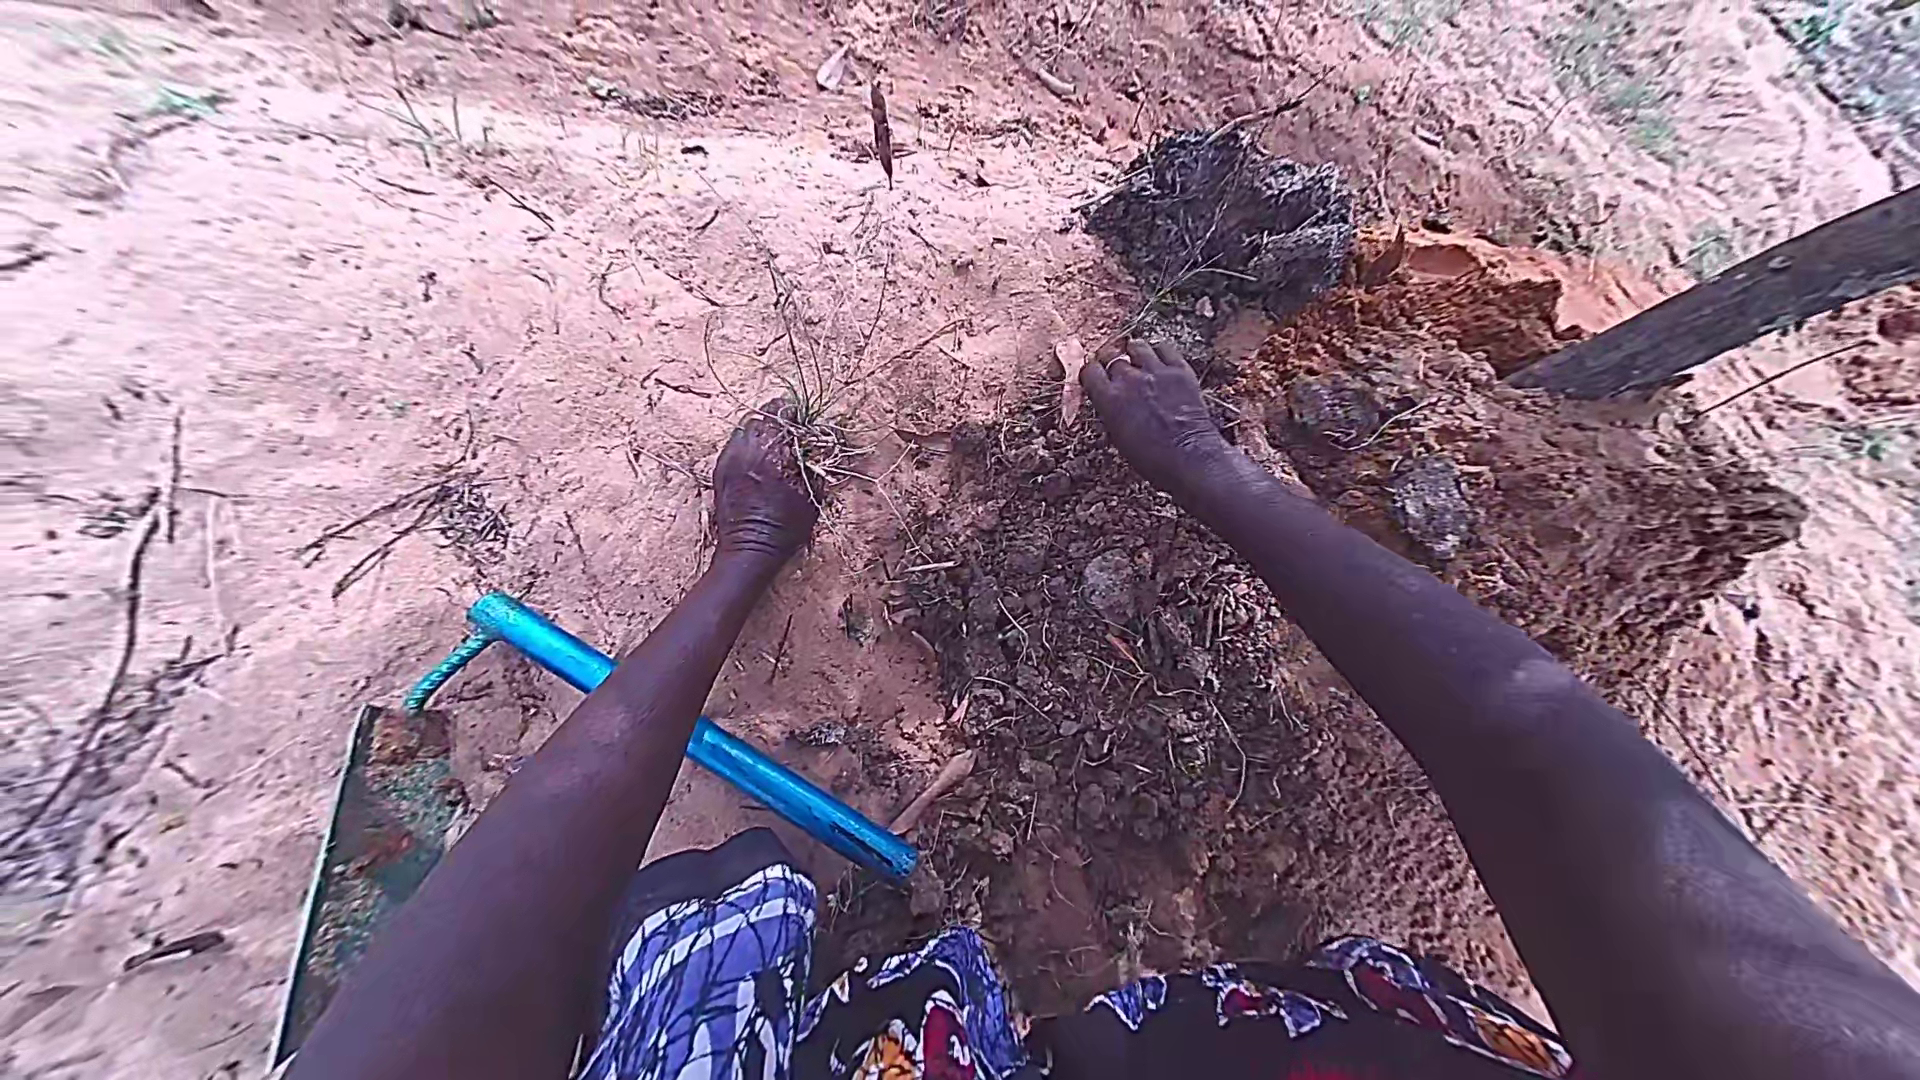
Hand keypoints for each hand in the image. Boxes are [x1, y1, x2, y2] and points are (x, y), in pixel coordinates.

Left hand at [711, 401, 818, 563]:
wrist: (751, 549)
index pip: (784, 413)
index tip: (802, 420)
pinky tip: (757, 459)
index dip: (795, 414)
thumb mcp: (812, 497)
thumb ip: (813, 467)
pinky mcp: (720, 469)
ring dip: (760, 433)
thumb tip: (815, 449)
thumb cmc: (786, 527)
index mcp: (776, 452)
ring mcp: (731, 458)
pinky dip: (747, 446)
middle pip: (762, 417)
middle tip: (788, 433)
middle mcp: (750, 450)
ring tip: (771, 446)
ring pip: (746, 429)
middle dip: (777, 422)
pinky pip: (735, 445)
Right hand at [1079, 339, 1237, 500]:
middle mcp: (1129, 380)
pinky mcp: (1180, 370)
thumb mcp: (1117, 435)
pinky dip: (1159, 350)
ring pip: (1137, 346)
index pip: (1090, 371)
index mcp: (1109, 398)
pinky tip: (1158, 357)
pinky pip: (1165, 348)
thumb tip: (1110, 400)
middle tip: (1114, 367)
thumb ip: (1110, 410)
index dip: (1091, 372)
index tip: (1094, 375)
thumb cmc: (1150, 458)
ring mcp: (1155, 372)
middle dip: (1111, 362)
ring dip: (1134, 351)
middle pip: (1112, 357)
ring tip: (1136, 357)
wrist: (1186, 458)